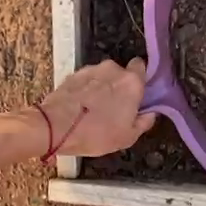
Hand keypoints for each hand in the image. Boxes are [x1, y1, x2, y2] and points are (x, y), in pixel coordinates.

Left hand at [37, 59, 157, 157]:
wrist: (55, 127)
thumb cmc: (95, 134)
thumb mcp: (127, 138)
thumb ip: (143, 122)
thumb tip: (150, 114)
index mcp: (131, 83)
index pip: (141, 67)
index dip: (139, 81)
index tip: (135, 96)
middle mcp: (112, 69)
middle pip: (120, 74)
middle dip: (118, 87)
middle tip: (114, 109)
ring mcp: (91, 70)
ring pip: (102, 77)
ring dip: (101, 89)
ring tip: (93, 111)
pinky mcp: (73, 74)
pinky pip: (86, 81)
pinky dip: (85, 90)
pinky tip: (80, 108)